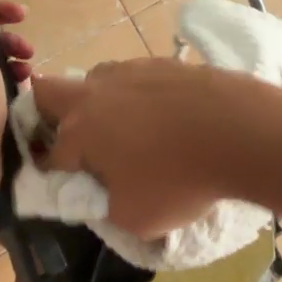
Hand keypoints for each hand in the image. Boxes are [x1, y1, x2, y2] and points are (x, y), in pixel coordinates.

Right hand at [33, 59, 259, 238]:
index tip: (66, 184)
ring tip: (132, 133)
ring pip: (92, 83)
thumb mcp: (136, 218)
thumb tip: (100, 195)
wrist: (233, 128)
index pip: (48, 154)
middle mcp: (91, 94)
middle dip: (49, 115)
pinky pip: (131, 80)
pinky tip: (165, 120)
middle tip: (77, 143)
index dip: (52, 172)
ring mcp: (122, 72)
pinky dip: (138, 98)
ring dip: (98, 105)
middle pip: (47, 92)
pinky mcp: (153, 63)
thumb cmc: (178, 178)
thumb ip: (105, 207)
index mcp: (78, 132)